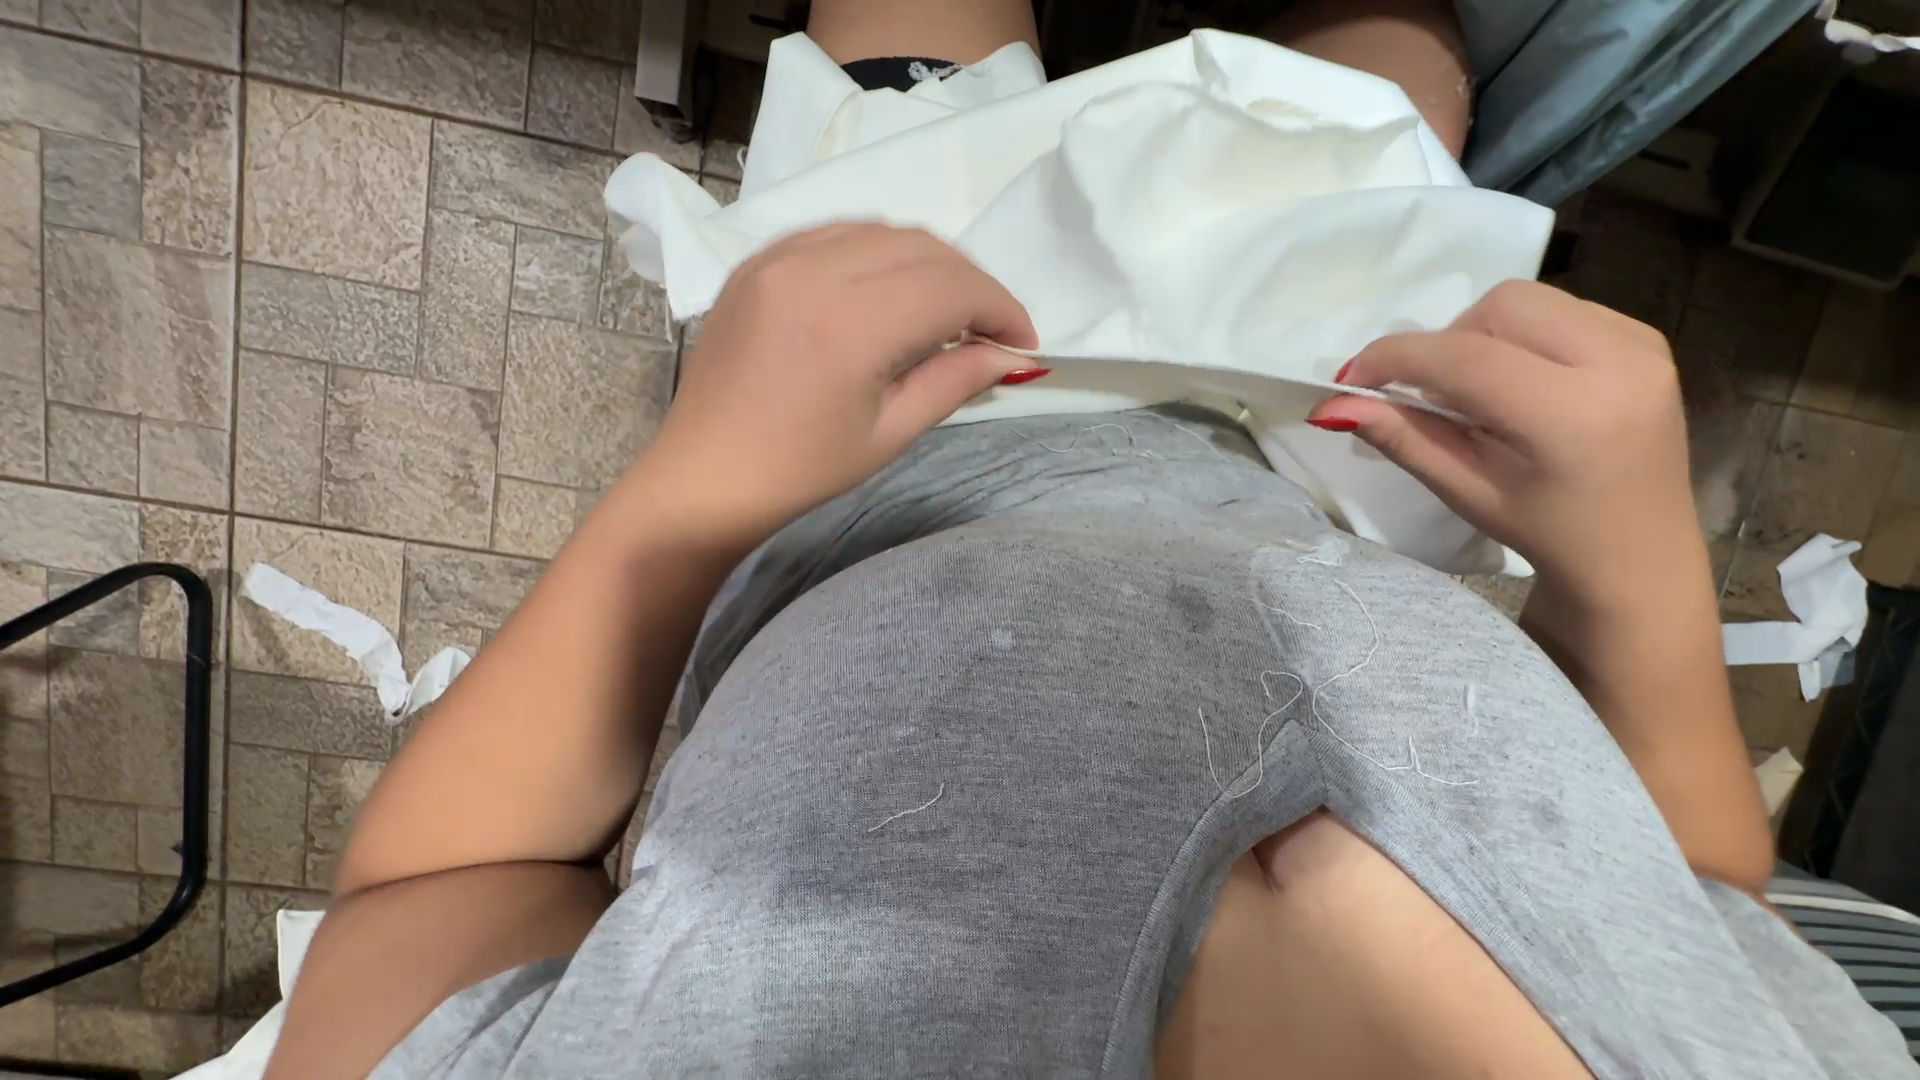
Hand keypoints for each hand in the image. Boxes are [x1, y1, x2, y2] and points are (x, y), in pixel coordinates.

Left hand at [635, 224, 1039, 548]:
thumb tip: (1011, 356)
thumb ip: (955, 382)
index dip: (1000, 310)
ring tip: (945, 310)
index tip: (1022, 344)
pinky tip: (888, 289)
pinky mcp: (757, 260)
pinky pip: (837, 233)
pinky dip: (878, 252)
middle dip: (972, 285)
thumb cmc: (801, 471)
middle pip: (924, 248)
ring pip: (883, 231)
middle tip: (989, 331)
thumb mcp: (889, 434)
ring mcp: (778, 258)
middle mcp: (813, 271)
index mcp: (849, 326)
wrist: (706, 474)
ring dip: (929, 263)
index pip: (951, 288)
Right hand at [1306, 280, 1703, 606]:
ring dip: (1479, 335)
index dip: (1395, 357)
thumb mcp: (1463, 490)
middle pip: (1499, 306)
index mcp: (1571, 416)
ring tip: (1476, 390)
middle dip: (1445, 342)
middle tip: (1431, 393)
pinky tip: (1517, 382)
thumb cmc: (1543, 530)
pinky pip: (1560, 308)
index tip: (1352, 379)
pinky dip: (1517, 336)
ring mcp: (1642, 345)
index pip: (1464, 358)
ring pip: (1528, 300)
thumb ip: (1401, 438)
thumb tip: (1330, 406)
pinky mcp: (1647, 338)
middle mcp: (1619, 364)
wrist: (1637, 552)